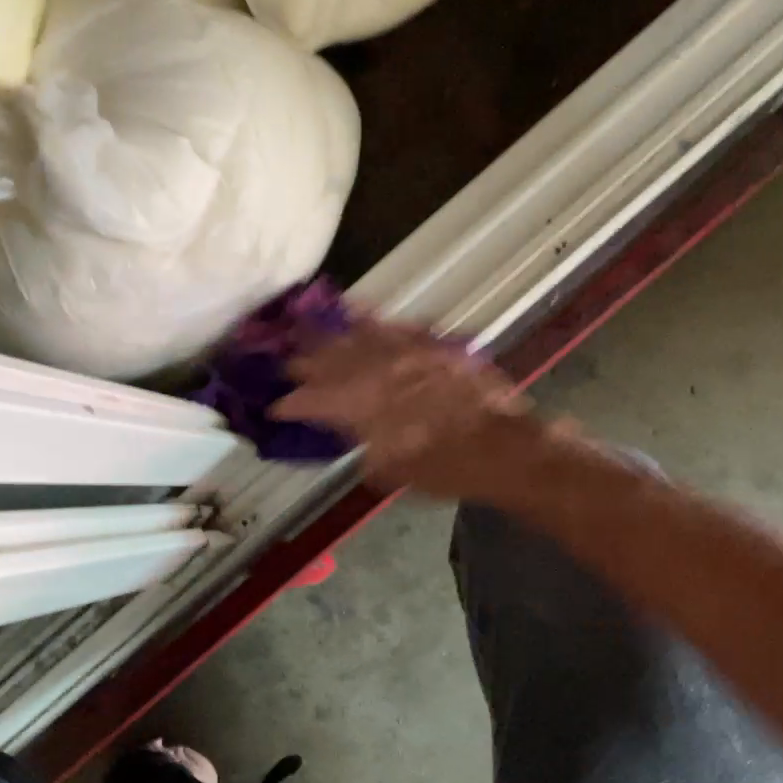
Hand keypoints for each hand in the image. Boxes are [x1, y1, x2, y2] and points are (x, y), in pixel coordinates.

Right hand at [271, 319, 555, 497]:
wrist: (505, 449)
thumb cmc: (450, 471)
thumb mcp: (399, 473)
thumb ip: (369, 450)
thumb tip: (356, 440)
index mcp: (366, 414)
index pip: (318, 404)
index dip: (295, 405)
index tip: (278, 407)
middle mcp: (381, 379)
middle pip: (333, 363)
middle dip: (305, 359)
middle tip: (283, 355)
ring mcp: (407, 357)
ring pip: (359, 338)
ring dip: (330, 333)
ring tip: (305, 323)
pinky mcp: (432, 346)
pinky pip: (395, 326)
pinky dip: (374, 319)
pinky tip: (357, 309)